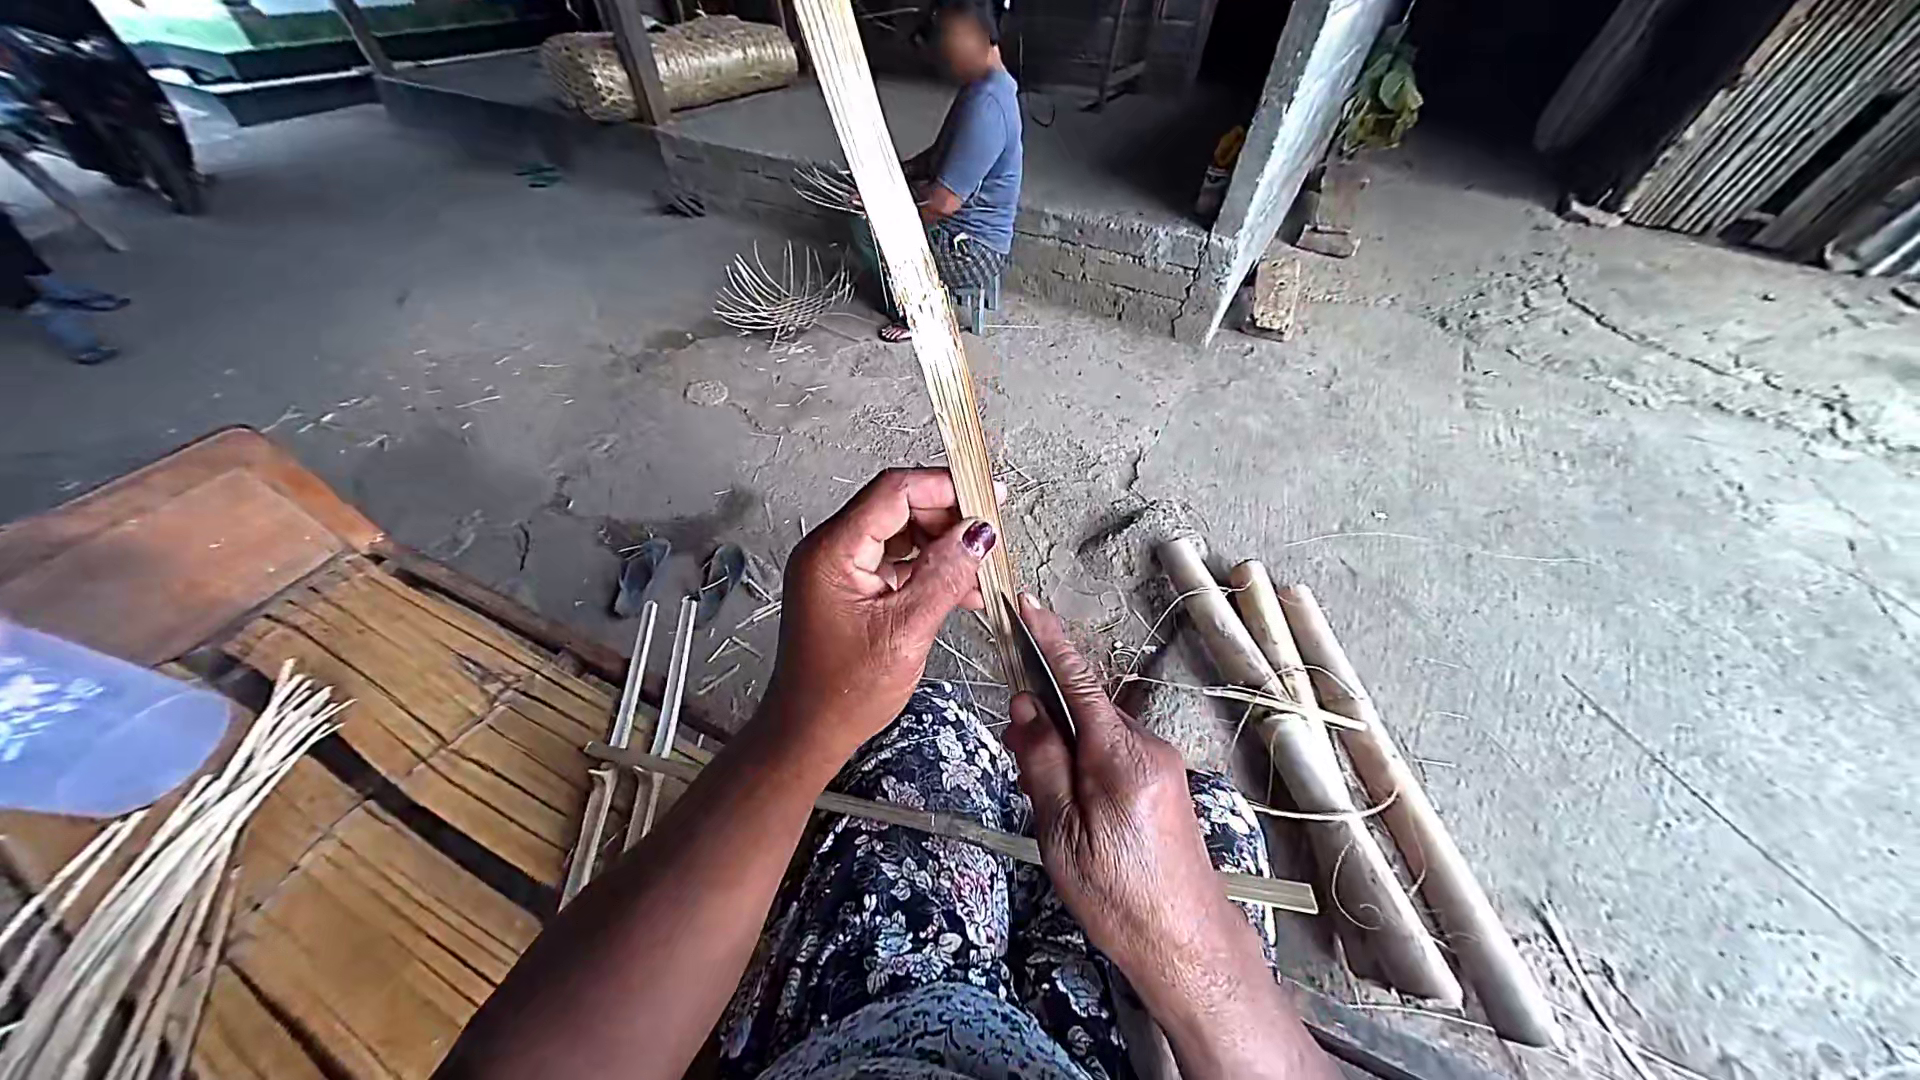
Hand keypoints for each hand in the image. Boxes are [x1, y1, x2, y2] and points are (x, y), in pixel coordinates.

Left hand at [759, 468, 997, 764]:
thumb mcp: (906, 631)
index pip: (893, 492)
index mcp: (833, 552)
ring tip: (978, 569)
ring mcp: (842, 567)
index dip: (943, 487)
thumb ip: (945, 576)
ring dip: (943, 546)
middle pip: (899, 507)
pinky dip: (930, 569)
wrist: (811, 731)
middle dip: (947, 519)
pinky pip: (898, 560)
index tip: (985, 494)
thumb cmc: (843, 693)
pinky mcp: (853, 585)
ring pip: (902, 533)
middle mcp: (832, 550)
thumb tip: (978, 534)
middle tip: (986, 537)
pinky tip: (960, 587)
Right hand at [1004, 597, 1274, 1024]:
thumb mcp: (1060, 833)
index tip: (1028, 604)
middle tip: (1016, 754)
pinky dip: (1085, 759)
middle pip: (1083, 709)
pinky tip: (1073, 800)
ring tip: (1045, 796)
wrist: (1188, 946)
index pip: (1077, 680)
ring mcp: (1161, 760)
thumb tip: (1026, 704)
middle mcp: (1148, 746)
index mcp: (1121, 756)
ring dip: (1064, 746)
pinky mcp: (1165, 777)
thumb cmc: (1118, 897)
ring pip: (1096, 731)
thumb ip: (1042, 760)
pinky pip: (1113, 749)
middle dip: (1046, 720)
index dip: (1049, 640)